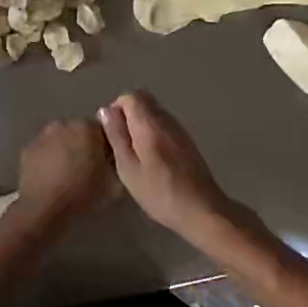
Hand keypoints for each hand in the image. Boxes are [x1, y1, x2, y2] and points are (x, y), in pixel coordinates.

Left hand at [14, 118, 111, 221]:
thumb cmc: (82, 194)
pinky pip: (45, 150)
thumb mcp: (115, 185)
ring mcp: (42, 136)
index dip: (108, 147)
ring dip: (67, 150)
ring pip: (61, 139)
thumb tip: (118, 159)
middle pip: (81, 132)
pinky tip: (52, 176)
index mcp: (87, 128)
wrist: (43, 208)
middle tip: (90, 168)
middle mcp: (64, 125)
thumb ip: (121, 165)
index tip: (108, 163)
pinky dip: (49, 158)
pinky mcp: (27, 149)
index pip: (104, 130)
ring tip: (70, 173)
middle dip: (86, 146)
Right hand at [98, 91, 241, 237]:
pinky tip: (152, 159)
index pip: (130, 97)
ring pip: (156, 113)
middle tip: (121, 142)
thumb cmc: (158, 192)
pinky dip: (153, 133)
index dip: (116, 109)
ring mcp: (180, 130)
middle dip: (128, 114)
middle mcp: (167, 120)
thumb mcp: (128, 167)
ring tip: (134, 153)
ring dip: (141, 124)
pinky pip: (165, 126)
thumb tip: (106, 110)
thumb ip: (116, 136)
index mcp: (149, 124)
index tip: (111, 132)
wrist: (201, 210)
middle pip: (145, 100)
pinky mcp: (188, 142)